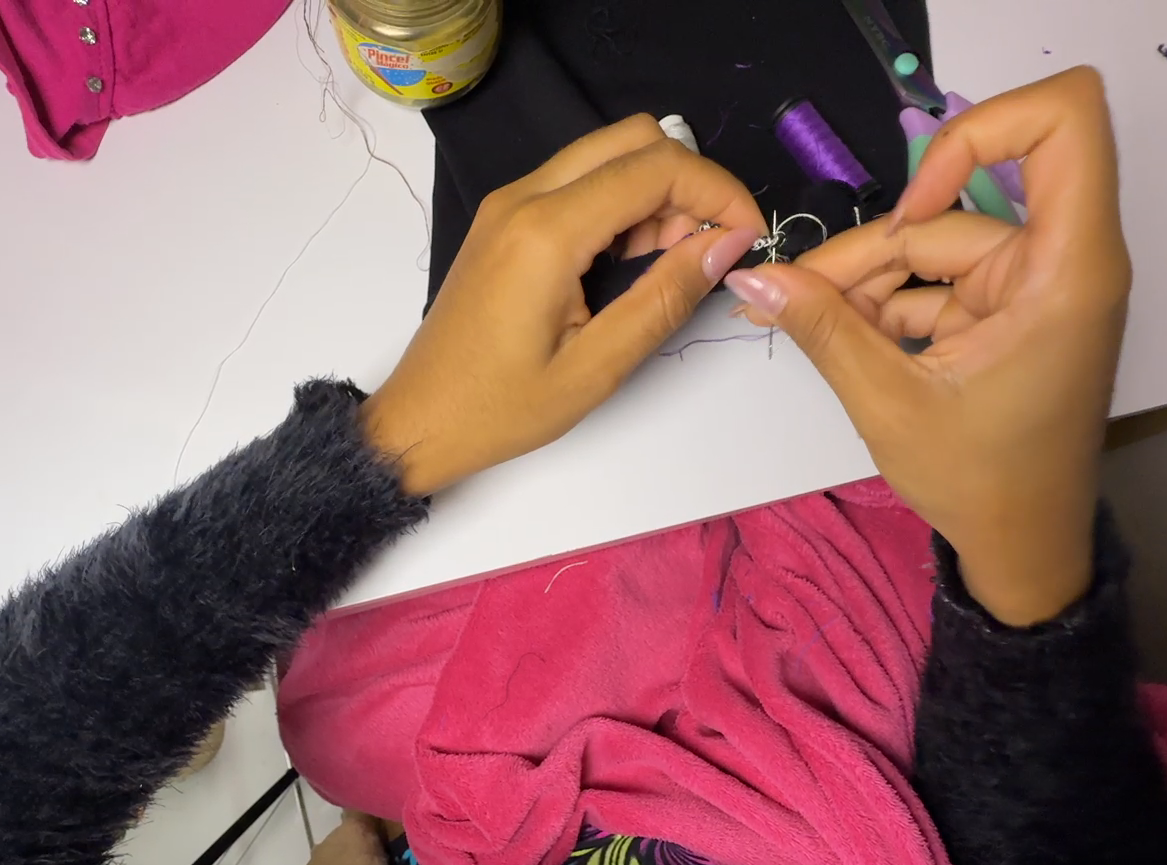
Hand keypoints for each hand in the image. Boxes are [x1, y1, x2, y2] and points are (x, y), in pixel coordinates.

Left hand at [363, 116, 764, 495]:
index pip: (656, 168)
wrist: (420, 421)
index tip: (746, 237)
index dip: (718, 193)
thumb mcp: (594, 369)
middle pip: (632, 141)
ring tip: (670, 264)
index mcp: (546, 232)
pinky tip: (628, 260)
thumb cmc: (500, 411)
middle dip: (687, 184)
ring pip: (603, 157)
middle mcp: (523, 198)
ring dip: (652, 195)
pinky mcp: (502, 223)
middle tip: (707, 250)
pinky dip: (617, 207)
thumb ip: (664, 300)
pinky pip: (574, 186)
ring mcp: (507, 206)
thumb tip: (727, 245)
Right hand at [723, 68, 1128, 624]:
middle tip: (786, 297)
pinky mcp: (1002, 319)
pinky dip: (882, 312)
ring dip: (862, 291)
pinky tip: (839, 339)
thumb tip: (754, 279)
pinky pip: (931, 292)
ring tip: (805, 329)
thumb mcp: (887, 401)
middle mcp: (1056, 265)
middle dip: (863, 256)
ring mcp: (1027, 293)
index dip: (975, 136)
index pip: (1060, 123)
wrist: (1020, 542)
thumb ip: (821, 330)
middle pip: (950, 216)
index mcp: (1063, 271)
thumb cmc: (978, 481)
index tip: (906, 209)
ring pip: (929, 257)